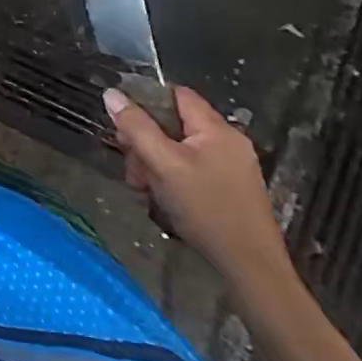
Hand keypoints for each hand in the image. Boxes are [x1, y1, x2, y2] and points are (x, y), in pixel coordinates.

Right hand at [106, 86, 290, 278]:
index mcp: (217, 130)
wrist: (249, 267)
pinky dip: (166, 175)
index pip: (176, 94)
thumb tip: (112, 93)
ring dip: (151, 160)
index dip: (146, 97)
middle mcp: (226, 143)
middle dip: (143, 138)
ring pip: (174, 147)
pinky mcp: (225, 187)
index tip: (122, 116)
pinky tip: (158, 194)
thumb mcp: (162, 163)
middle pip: (171, 122)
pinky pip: (185, 167)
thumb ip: (135, 125)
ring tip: (143, 184)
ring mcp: (228, 166)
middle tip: (131, 160)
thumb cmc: (206, 208)